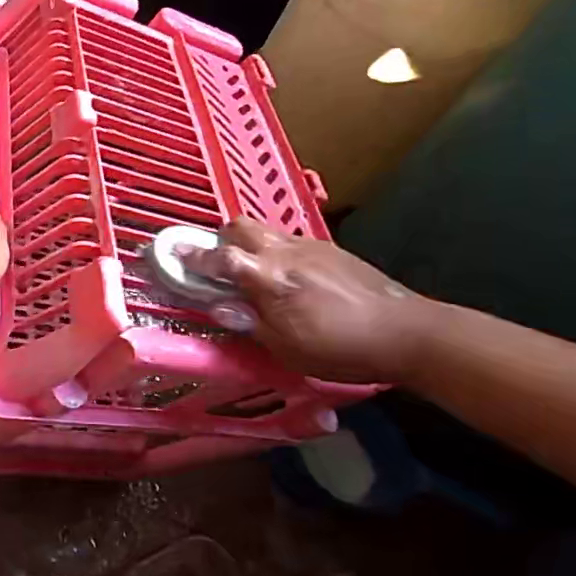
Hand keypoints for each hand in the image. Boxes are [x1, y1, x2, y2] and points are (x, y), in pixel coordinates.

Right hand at [184, 218, 437, 383]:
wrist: (405, 330)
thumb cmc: (340, 347)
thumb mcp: (286, 348)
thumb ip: (249, 323)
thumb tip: (218, 307)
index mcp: (269, 278)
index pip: (219, 258)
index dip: (191, 255)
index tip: (170, 251)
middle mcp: (284, 251)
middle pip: (240, 226)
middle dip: (220, 239)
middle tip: (216, 264)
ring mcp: (309, 245)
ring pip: (265, 230)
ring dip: (248, 244)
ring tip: (252, 273)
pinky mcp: (329, 248)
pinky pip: (288, 240)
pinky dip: (274, 251)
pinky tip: (288, 279)